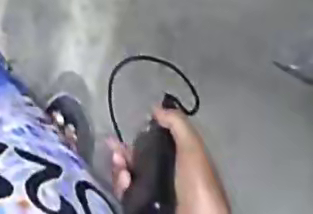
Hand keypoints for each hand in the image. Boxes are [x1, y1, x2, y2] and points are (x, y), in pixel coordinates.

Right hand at [108, 106, 229, 213]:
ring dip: (119, 165)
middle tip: (114, 145)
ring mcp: (153, 197)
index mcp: (181, 164)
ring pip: (128, 176)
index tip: (132, 126)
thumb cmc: (197, 185)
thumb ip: (177, 123)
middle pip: (138, 160)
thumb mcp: (193, 148)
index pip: (157, 145)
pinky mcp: (141, 209)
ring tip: (119, 163)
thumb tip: (155, 108)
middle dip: (124, 150)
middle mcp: (166, 180)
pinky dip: (121, 184)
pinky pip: (125, 195)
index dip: (143, 135)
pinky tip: (124, 178)